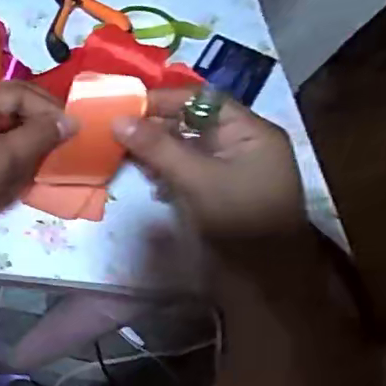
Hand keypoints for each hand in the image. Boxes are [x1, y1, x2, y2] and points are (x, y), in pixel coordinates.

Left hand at [0, 82, 74, 243]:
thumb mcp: (6, 158)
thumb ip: (40, 136)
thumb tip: (70, 121)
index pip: (19, 91)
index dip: (48, 106)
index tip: (69, 126)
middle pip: (8, 100)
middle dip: (38, 114)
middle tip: (61, 132)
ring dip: (25, 128)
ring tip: (45, 145)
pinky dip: (9, 141)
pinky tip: (20, 158)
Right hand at [113, 87, 303, 241]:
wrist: (267, 285)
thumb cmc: (240, 221)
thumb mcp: (197, 179)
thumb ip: (157, 147)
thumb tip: (118, 120)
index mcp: (250, 132)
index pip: (202, 100)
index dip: (164, 100)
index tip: (125, 106)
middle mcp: (242, 145)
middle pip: (193, 122)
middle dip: (156, 126)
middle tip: (118, 130)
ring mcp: (231, 171)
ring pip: (187, 148)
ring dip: (157, 150)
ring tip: (125, 153)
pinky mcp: (218, 194)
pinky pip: (188, 171)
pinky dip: (166, 171)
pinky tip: (147, 178)